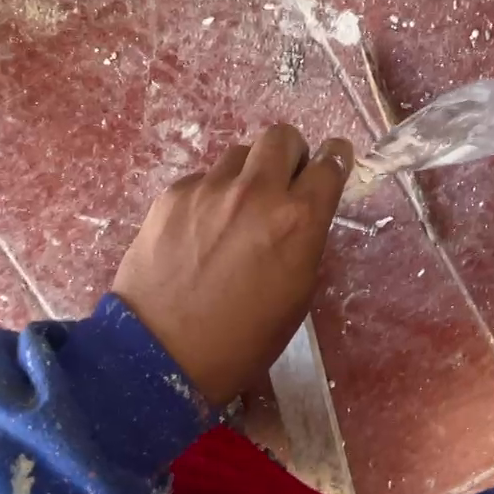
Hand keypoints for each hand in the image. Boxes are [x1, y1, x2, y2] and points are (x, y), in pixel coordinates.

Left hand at [111, 125, 353, 405]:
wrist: (158, 358)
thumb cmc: (242, 341)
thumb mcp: (297, 294)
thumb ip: (306, 238)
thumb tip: (305, 211)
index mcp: (298, 219)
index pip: (330, 162)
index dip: (336, 157)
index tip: (333, 158)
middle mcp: (257, 191)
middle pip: (283, 136)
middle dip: (289, 154)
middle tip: (282, 181)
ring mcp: (211, 188)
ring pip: (240, 153)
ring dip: (247, 174)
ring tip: (234, 210)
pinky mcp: (174, 194)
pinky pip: (204, 178)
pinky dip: (210, 195)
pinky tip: (199, 230)